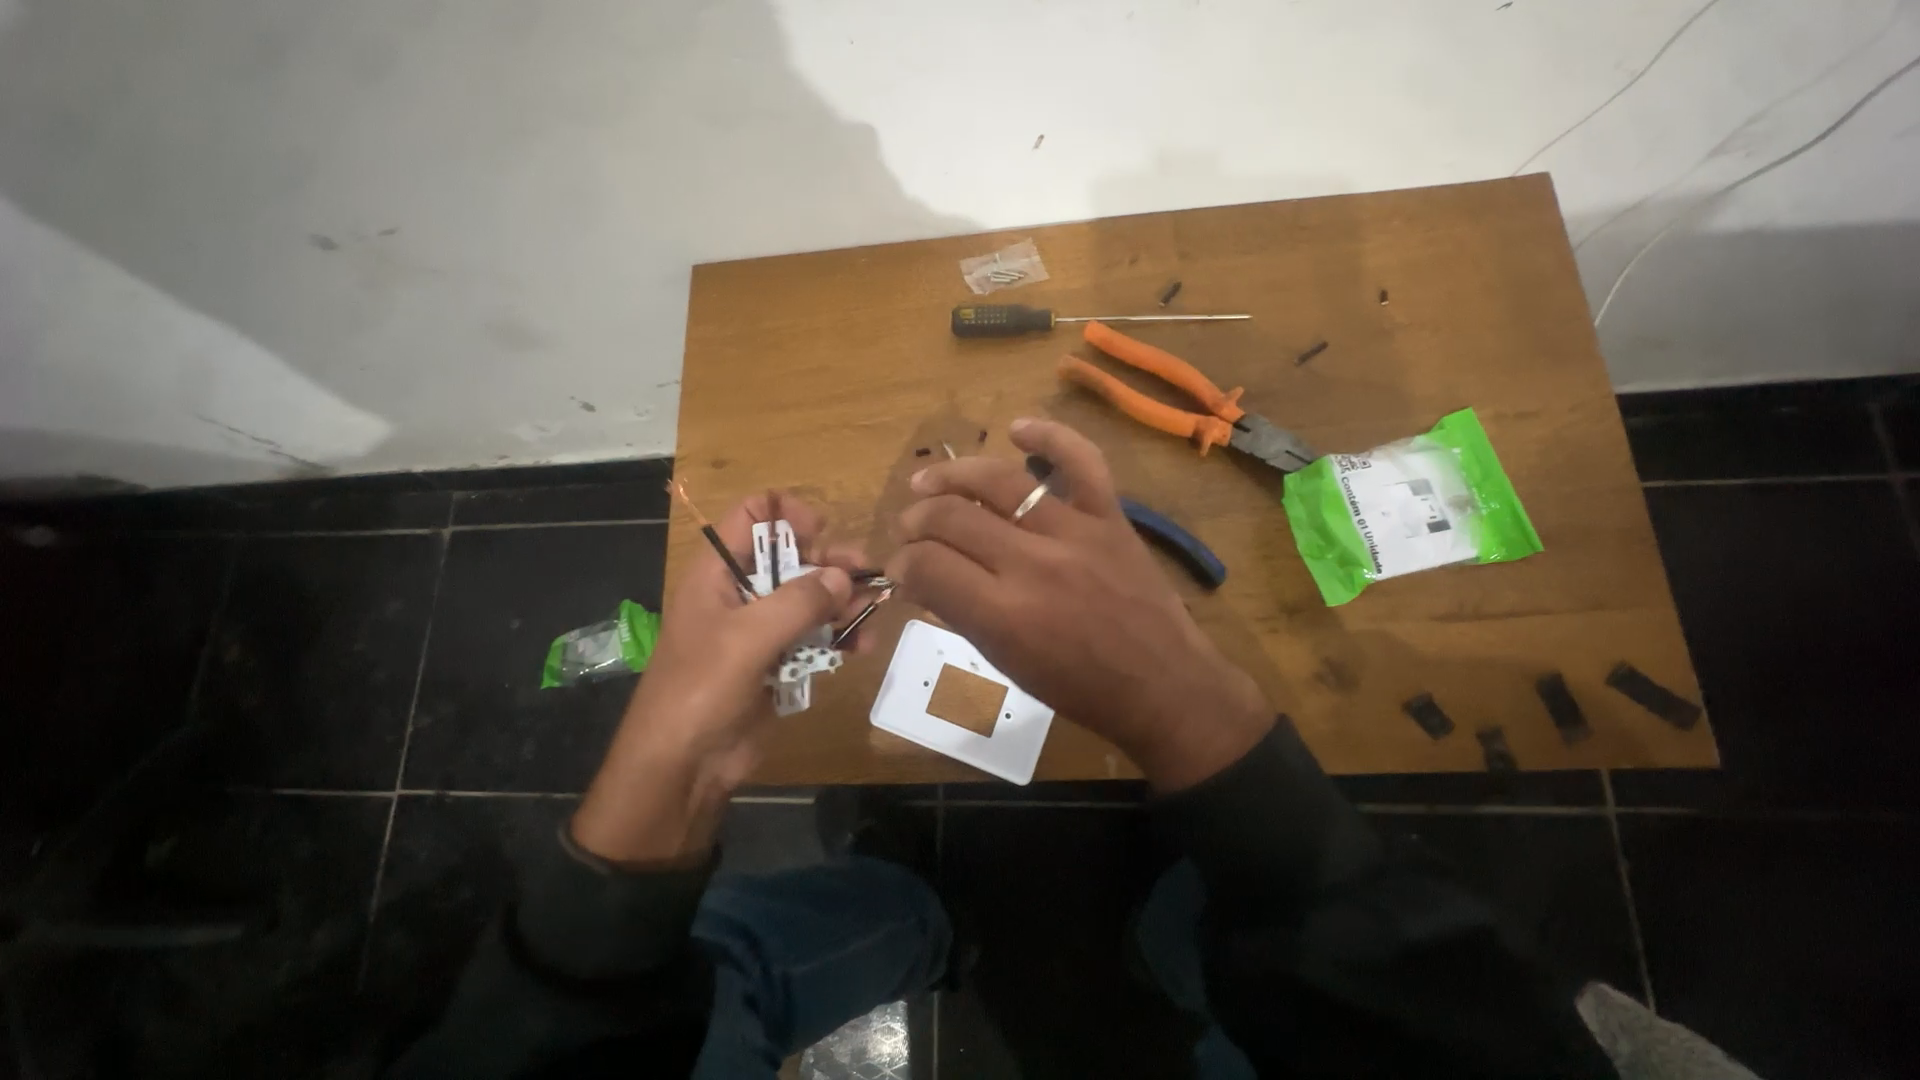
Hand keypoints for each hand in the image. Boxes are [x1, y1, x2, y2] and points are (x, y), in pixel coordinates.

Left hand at [571, 493, 868, 863]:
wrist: (681, 765)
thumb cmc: (701, 689)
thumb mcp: (748, 638)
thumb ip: (799, 601)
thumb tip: (844, 576)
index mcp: (717, 572)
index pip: (752, 516)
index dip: (788, 515)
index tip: (823, 534)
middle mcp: (739, 593)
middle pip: (791, 557)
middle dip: (830, 562)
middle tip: (867, 575)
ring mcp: (759, 630)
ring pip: (809, 599)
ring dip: (843, 601)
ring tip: (874, 611)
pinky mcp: (776, 664)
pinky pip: (814, 638)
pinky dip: (839, 637)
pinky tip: (863, 646)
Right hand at [884, 419, 1273, 790]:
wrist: (1162, 686)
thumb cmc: (1079, 689)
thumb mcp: (1007, 664)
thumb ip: (961, 615)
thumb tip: (921, 577)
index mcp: (1003, 614)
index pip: (927, 565)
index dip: (902, 563)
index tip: (900, 567)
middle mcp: (1033, 564)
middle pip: (953, 518)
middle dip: (917, 521)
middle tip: (909, 529)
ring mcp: (1075, 533)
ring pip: (999, 481)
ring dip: (953, 476)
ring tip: (927, 481)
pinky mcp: (1110, 516)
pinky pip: (1081, 461)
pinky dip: (1050, 437)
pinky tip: (1018, 429)